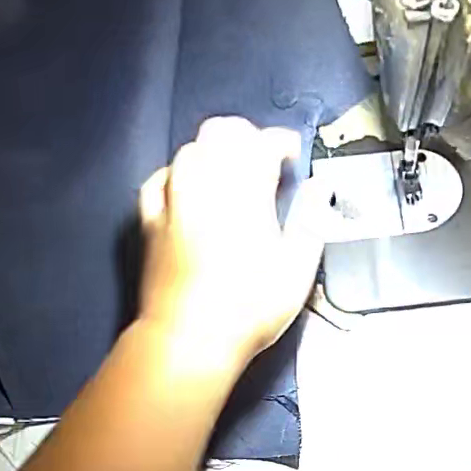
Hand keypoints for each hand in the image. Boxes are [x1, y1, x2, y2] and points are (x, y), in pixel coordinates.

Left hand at [135, 117, 322, 370]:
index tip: (292, 153)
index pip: (262, 143)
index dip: (281, 142)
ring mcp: (173, 198)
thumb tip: (320, 189)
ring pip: (189, 150)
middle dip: (245, 137)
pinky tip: (187, 188)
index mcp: (246, 189)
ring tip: (230, 174)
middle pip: (221, 133)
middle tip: (263, 159)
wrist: (191, 337)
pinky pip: (161, 179)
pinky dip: (179, 175)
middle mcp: (205, 182)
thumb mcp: (297, 268)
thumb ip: (311, 221)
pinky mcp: (150, 220)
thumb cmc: (251, 307)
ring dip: (214, 153)